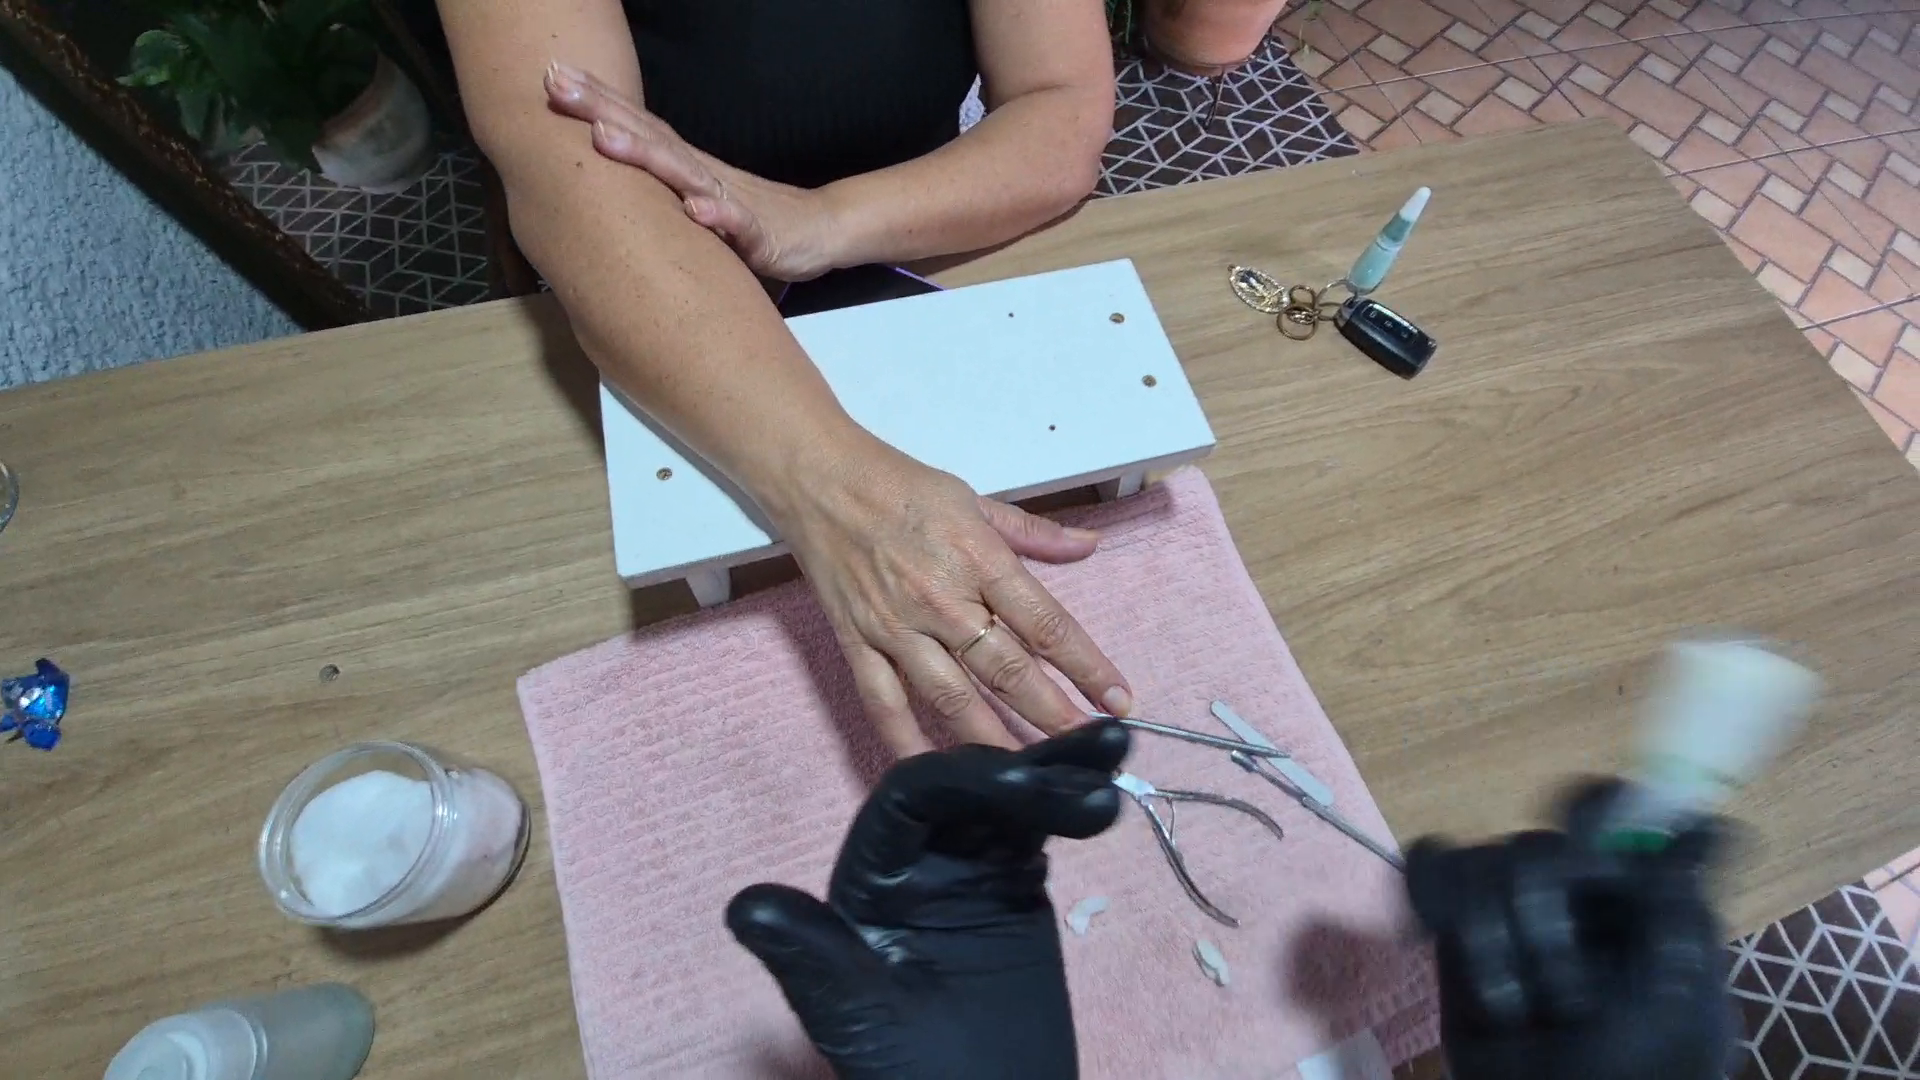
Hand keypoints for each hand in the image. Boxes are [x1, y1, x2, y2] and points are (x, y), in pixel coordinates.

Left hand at [545, 62, 841, 280]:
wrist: (819, 231)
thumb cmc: (757, 219)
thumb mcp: (703, 202)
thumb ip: (666, 196)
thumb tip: (611, 199)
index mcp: (689, 169)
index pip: (641, 128)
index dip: (598, 102)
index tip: (552, 76)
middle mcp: (705, 176)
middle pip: (651, 139)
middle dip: (603, 111)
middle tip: (557, 85)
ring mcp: (733, 202)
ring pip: (686, 175)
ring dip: (646, 155)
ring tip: (605, 138)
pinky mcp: (760, 235)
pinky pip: (738, 224)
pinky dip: (717, 215)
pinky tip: (695, 211)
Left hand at [726, 721, 1128, 1079]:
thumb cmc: (911, 1071)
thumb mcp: (855, 1015)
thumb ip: (809, 956)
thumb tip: (744, 908)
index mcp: (872, 870)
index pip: (912, 797)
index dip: (965, 781)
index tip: (1026, 788)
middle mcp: (917, 850)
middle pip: (970, 784)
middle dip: (1028, 773)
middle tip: (1095, 765)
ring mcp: (968, 856)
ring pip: (1012, 796)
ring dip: (1062, 769)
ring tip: (1115, 745)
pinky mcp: (1013, 870)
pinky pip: (1044, 823)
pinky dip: (1076, 797)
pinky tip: (1110, 774)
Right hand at [771, 440, 1132, 755]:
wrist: (822, 482)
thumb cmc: (902, 486)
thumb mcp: (975, 499)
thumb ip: (1033, 531)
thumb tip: (1089, 545)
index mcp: (978, 559)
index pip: (1044, 622)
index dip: (1086, 665)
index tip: (1118, 700)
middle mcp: (942, 601)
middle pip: (1006, 669)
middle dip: (1052, 713)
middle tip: (1086, 749)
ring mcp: (897, 629)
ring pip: (951, 697)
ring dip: (993, 739)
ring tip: (1028, 775)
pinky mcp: (859, 644)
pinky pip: (884, 702)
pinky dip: (906, 741)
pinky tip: (933, 773)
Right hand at [1406, 780, 1732, 1079]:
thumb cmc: (1635, 1075)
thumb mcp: (1680, 1011)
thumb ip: (1679, 918)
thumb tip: (1712, 824)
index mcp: (1639, 899)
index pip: (1625, 816)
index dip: (1606, 814)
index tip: (1595, 860)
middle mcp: (1571, 883)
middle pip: (1537, 846)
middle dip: (1540, 925)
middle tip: (1563, 993)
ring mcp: (1505, 891)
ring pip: (1477, 861)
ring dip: (1491, 944)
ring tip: (1512, 1003)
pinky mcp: (1450, 904)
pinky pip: (1429, 863)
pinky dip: (1429, 898)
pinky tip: (1437, 935)